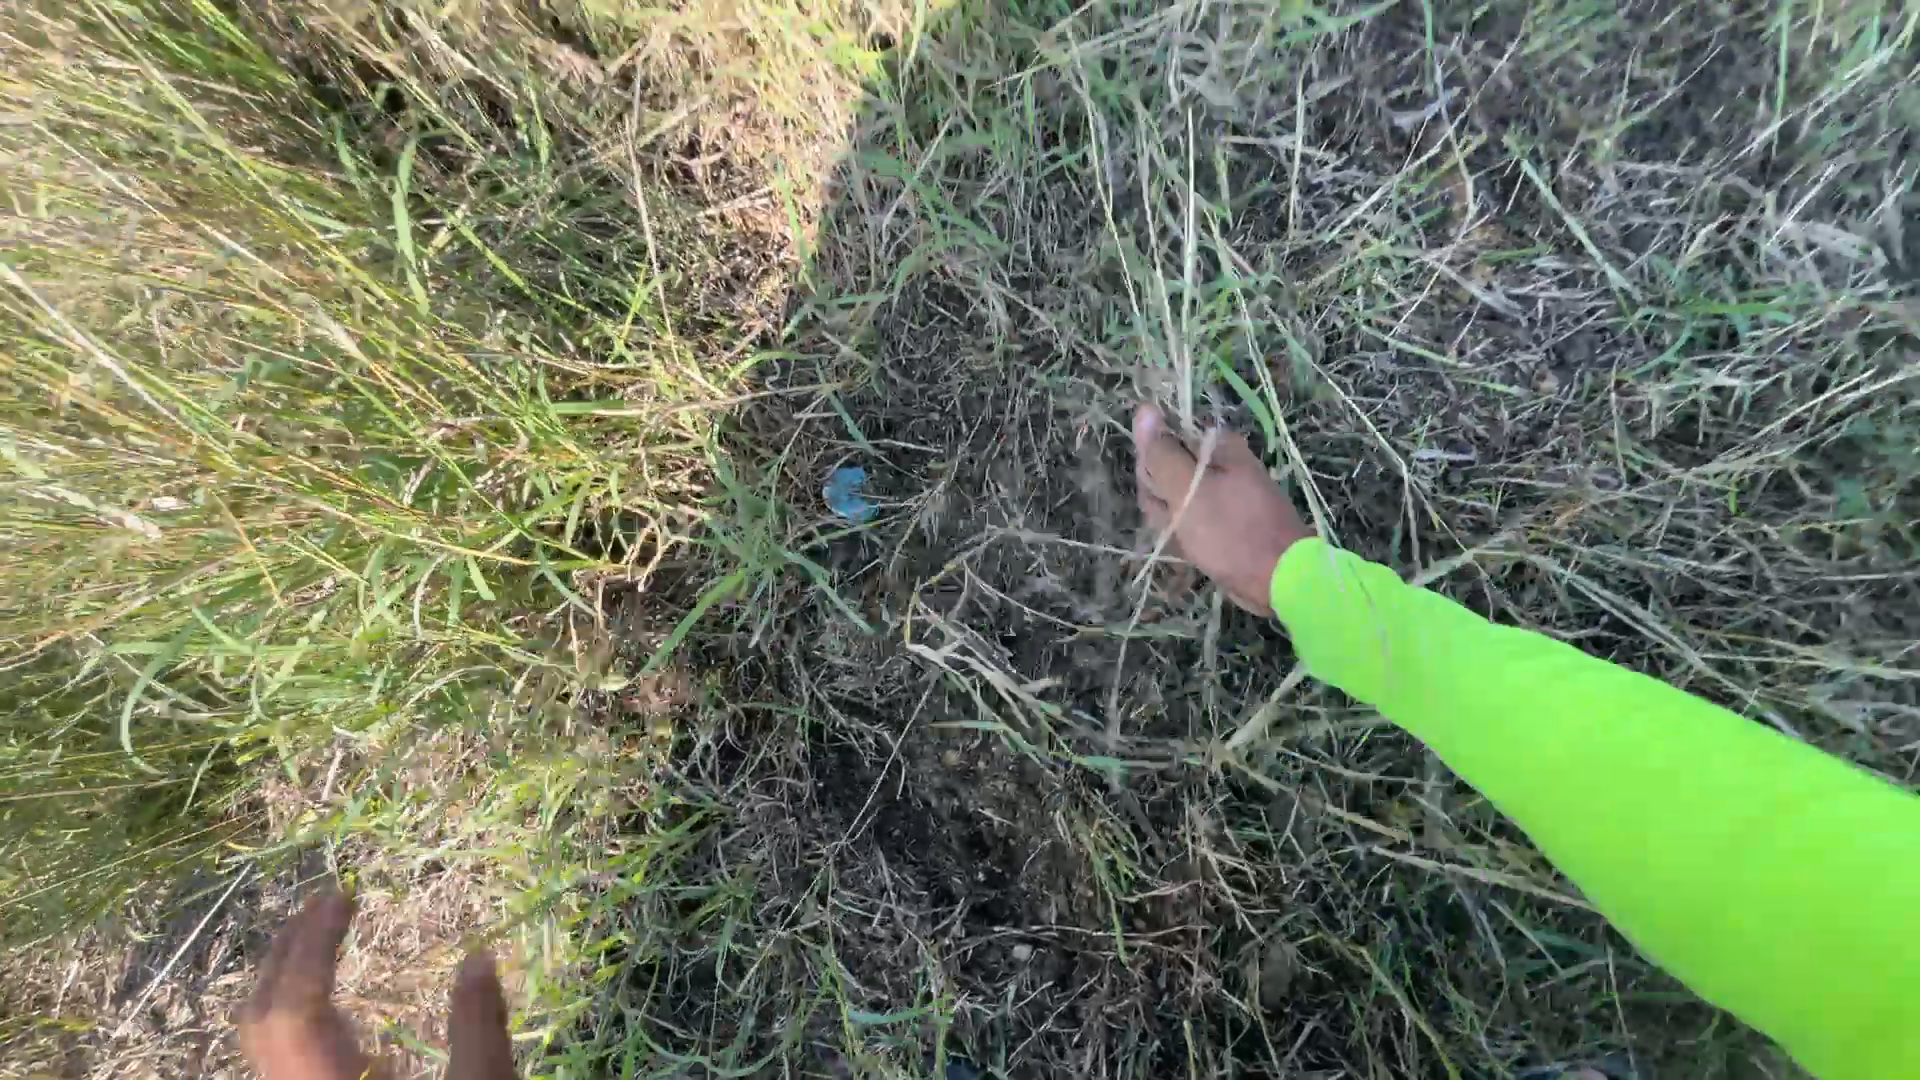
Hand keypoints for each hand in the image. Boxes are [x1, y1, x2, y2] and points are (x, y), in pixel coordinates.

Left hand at [238, 887, 515, 1079]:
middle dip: (287, 951)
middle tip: (327, 897)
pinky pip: (279, 1050)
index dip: (314, 947)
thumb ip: (480, 1026)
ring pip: (260, 1037)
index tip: (345, 893)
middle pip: (261, 1021)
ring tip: (321, 929)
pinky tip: (325, 991)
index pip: (299, 1010)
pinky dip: (295, 1005)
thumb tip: (477, 955)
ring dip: (286, 974)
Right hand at [1131, 404, 1311, 615]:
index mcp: (1217, 445)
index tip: (1160, 491)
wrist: (1278, 579)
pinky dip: (1185, 533)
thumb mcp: (1187, 488)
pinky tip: (1194, 547)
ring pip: (1172, 498)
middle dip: (1160, 499)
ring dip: (1170, 520)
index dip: (1151, 468)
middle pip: (1164, 471)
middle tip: (1176, 518)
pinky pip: (1188, 518)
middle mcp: (1220, 462)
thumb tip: (1144, 408)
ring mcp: (1222, 491)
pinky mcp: (1222, 517)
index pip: (1161, 441)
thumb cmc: (1231, 531)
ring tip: (1188, 537)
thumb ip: (1162, 451)